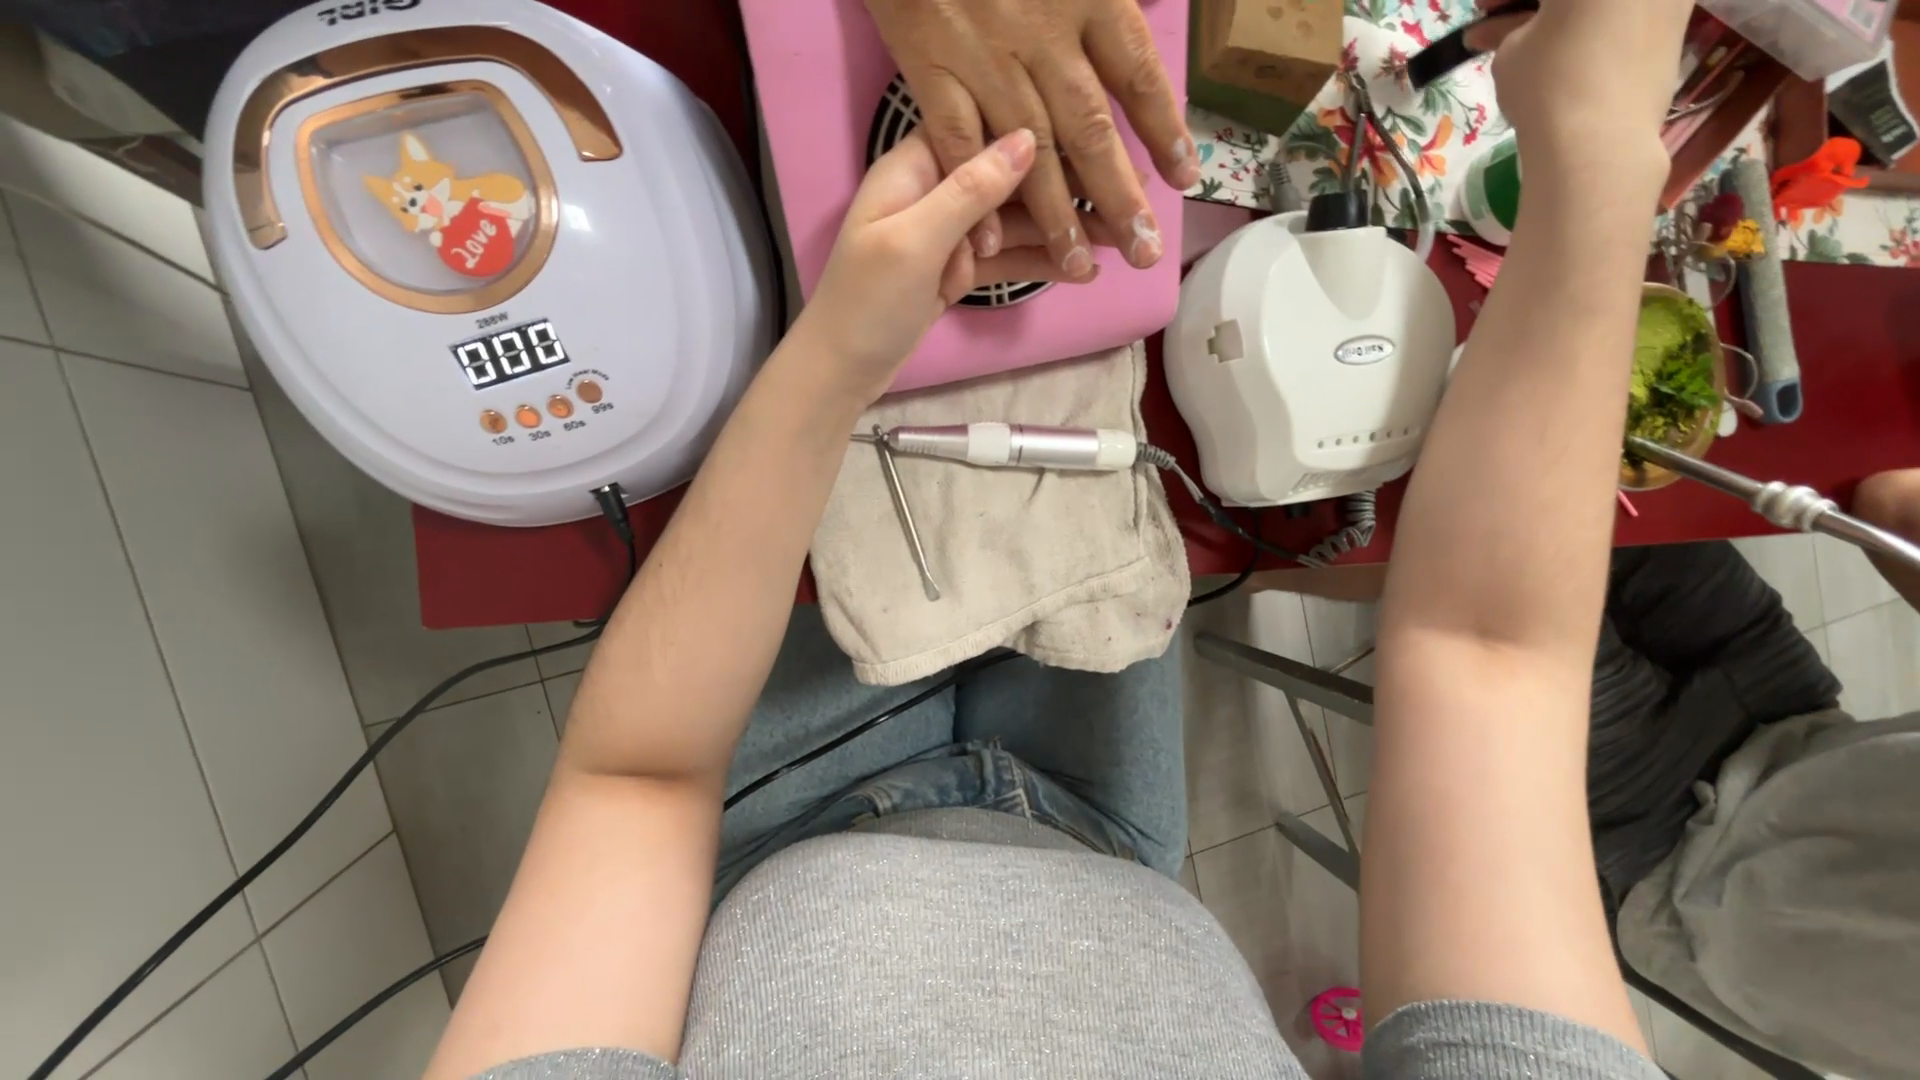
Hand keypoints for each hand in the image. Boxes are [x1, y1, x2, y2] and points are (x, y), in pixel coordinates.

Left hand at [794, 128, 1092, 405]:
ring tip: (1119, 240)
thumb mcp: (915, 241)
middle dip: (1064, 191)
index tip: (1099, 146)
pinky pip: (1005, 257)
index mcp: (916, 167)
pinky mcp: (956, 268)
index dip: (1043, 137)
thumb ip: (969, 190)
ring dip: (1060, 232)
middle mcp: (935, 189)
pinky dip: (1037, 263)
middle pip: (1010, 179)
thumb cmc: (868, 303)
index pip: (988, 133)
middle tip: (1126, 200)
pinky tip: (1081, 269)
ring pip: (1014, 221)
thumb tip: (1027, 138)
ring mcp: (948, 232)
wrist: (841, 370)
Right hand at [865, 0, 1195, 275]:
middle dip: (1119, 198)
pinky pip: (957, 140)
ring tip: (1079, 264)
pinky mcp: (933, 70)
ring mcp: (986, 59)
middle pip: (1091, 130)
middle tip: (1143, 251)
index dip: (1164, 131)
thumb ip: (1110, 2)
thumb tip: (1142, 35)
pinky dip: (973, 190)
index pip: (1138, 75)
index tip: (1184, 178)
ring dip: (1057, 215)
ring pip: (1030, 150)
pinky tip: (990, 241)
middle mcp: (1043, 37)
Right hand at [1468, 0, 1692, 179]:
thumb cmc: (1546, 84)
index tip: (1485, 12)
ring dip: (1566, 17)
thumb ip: (1507, 31)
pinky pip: (1629, 14)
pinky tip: (1572, 54)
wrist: (1598, 138)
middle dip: (1535, 6)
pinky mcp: (1679, 22)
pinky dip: (1598, 26)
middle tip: (1505, 29)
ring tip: (1534, 48)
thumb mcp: (1510, 53)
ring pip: (1604, 5)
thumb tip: (1494, 28)